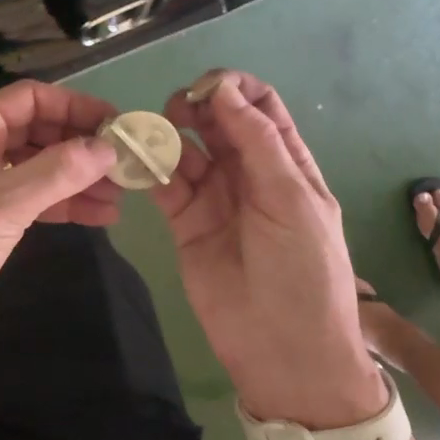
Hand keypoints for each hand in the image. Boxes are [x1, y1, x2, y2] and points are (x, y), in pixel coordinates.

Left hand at [0, 81, 120, 357]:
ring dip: (78, 178)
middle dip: (81, 145)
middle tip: (127, 164)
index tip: (117, 125)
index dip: (74, 106)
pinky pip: (34, 199)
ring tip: (123, 195)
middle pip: (37, 131)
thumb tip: (108, 147)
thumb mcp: (6, 202)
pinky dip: (64, 204)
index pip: (29, 99)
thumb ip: (58, 171)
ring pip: (39, 167)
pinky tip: (100, 215)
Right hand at [153, 71, 382, 428]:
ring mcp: (215, 198)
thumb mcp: (291, 200)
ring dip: (168, 136)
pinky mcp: (184, 222)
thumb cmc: (302, 271)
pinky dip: (149, 169)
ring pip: (186, 150)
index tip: (205, 89)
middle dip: (195, 107)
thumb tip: (222, 90)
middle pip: (218, 123)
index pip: (260, 107)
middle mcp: (249, 174)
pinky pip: (164, 184)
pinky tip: (138, 163)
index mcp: (287, 164)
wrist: (282, 350)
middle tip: (173, 110)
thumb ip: (256, 142)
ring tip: (149, 136)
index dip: (233, 89)